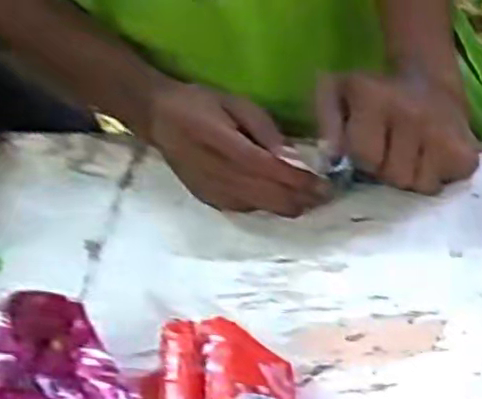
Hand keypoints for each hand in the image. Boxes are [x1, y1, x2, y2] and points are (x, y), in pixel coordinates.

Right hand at [144, 82, 328, 215]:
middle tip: (324, 191)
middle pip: (276, 196)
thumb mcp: (237, 105)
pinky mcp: (215, 202)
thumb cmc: (203, 106)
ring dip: (296, 203)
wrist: (155, 116)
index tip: (327, 184)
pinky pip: (260, 211)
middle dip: (307, 197)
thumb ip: (269, 132)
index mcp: (212, 137)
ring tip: (306, 192)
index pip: (268, 169)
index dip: (303, 181)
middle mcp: (211, 169)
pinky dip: (276, 205)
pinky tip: (278, 192)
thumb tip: (298, 162)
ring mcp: (213, 190)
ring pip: (273, 208)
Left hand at [315, 72, 477, 194]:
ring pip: (422, 187)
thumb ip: (326, 123)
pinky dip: (436, 180)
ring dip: (413, 180)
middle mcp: (412, 117)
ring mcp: (445, 140)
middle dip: (389, 173)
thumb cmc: (378, 96)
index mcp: (373, 98)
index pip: (364, 156)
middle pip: (395, 176)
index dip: (363, 161)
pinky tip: (433, 163)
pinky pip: (444, 187)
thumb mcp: (337, 94)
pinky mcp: (467, 158)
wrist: (432, 90)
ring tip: (412, 162)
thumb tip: (332, 159)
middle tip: (391, 157)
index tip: (366, 152)